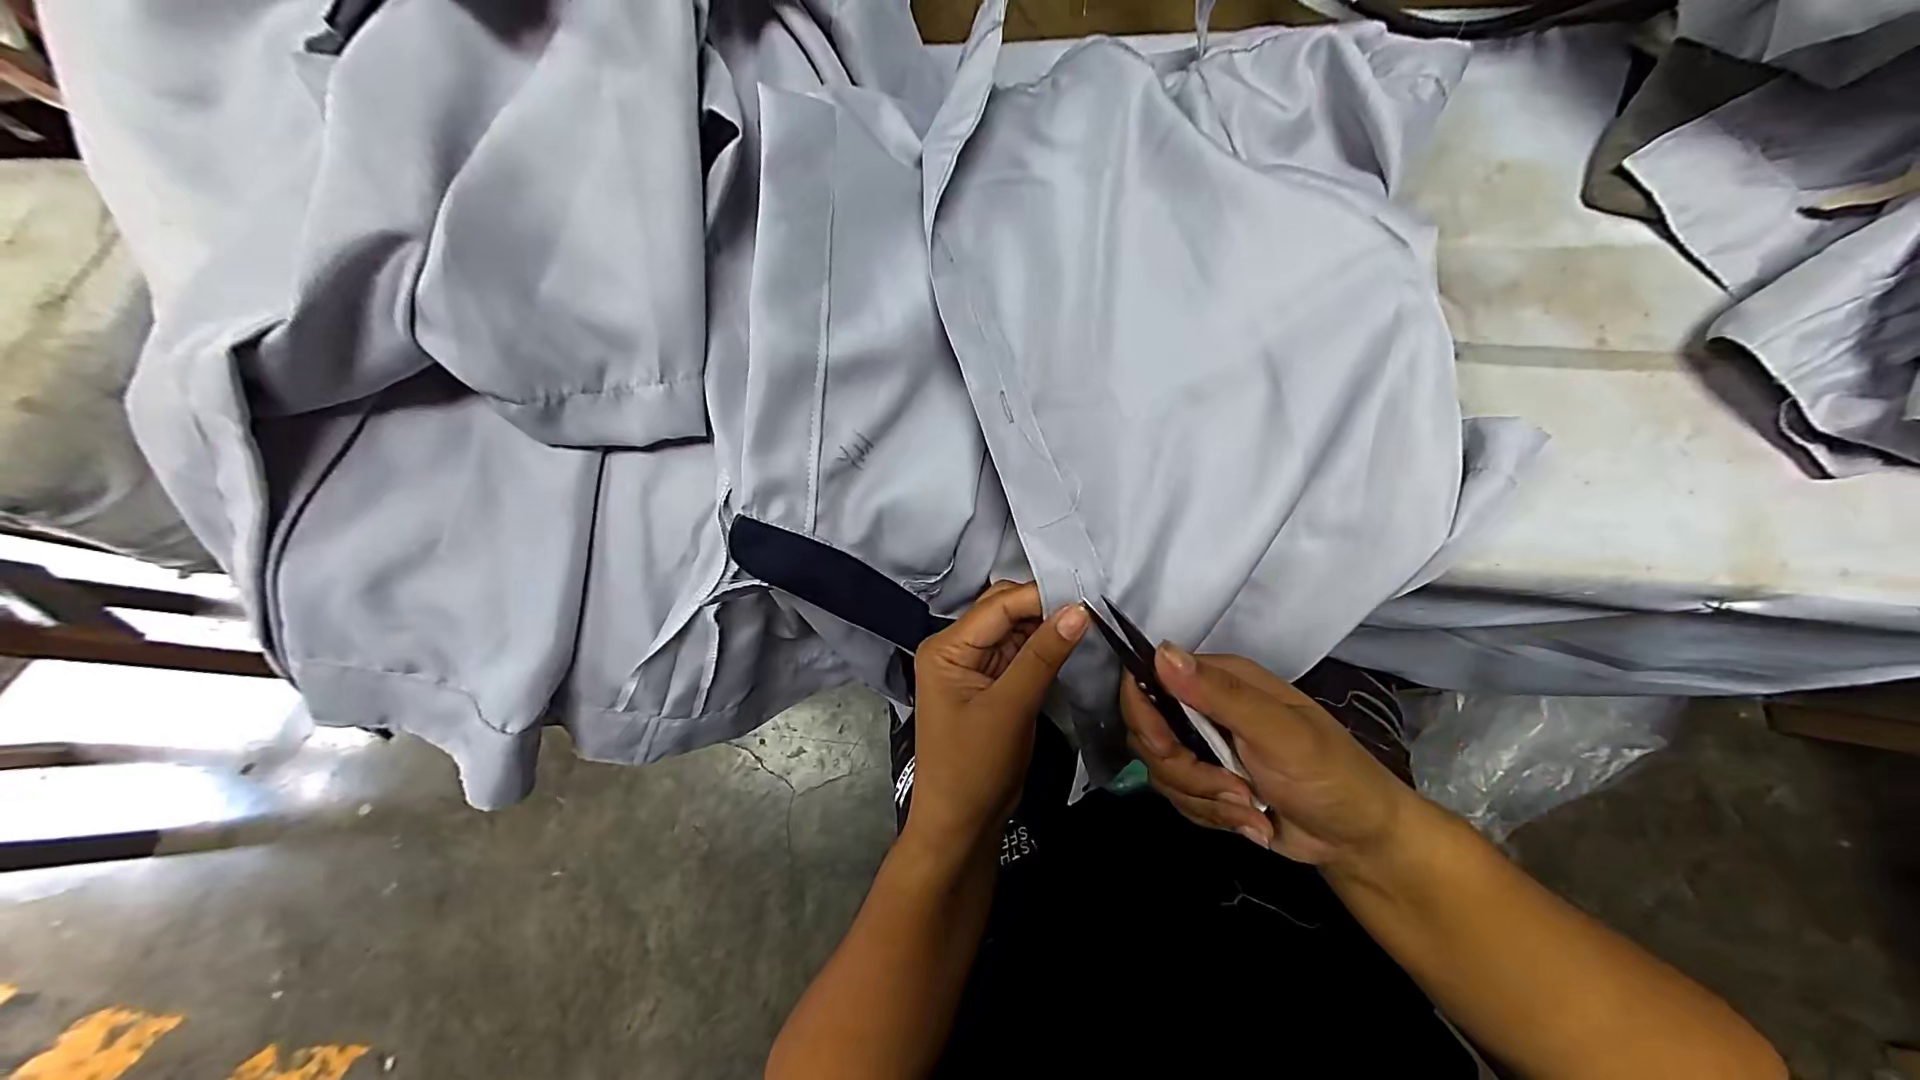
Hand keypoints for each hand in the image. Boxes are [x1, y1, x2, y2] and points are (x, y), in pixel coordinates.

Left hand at [906, 582, 1087, 851]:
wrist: (961, 824)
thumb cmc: (974, 768)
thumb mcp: (1010, 708)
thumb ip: (1043, 656)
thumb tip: (1079, 610)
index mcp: (946, 647)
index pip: (998, 605)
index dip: (1041, 596)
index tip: (1087, 594)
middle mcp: (956, 648)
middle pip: (1004, 611)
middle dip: (1044, 607)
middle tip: (1091, 609)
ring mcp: (974, 666)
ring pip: (1015, 630)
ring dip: (1047, 626)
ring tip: (1089, 621)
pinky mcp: (992, 683)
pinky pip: (1020, 653)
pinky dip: (1044, 648)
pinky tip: (1071, 643)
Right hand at [1120, 644, 1414, 866]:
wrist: (1359, 840)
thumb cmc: (1330, 775)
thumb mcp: (1279, 732)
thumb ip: (1220, 694)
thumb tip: (1162, 652)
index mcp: (1221, 681)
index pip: (1149, 680)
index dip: (1145, 715)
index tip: (1168, 747)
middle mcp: (1204, 708)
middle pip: (1148, 734)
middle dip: (1184, 771)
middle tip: (1231, 786)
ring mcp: (1203, 748)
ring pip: (1162, 772)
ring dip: (1205, 799)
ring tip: (1251, 806)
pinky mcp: (1206, 784)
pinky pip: (1178, 798)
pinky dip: (1212, 815)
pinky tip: (1251, 818)